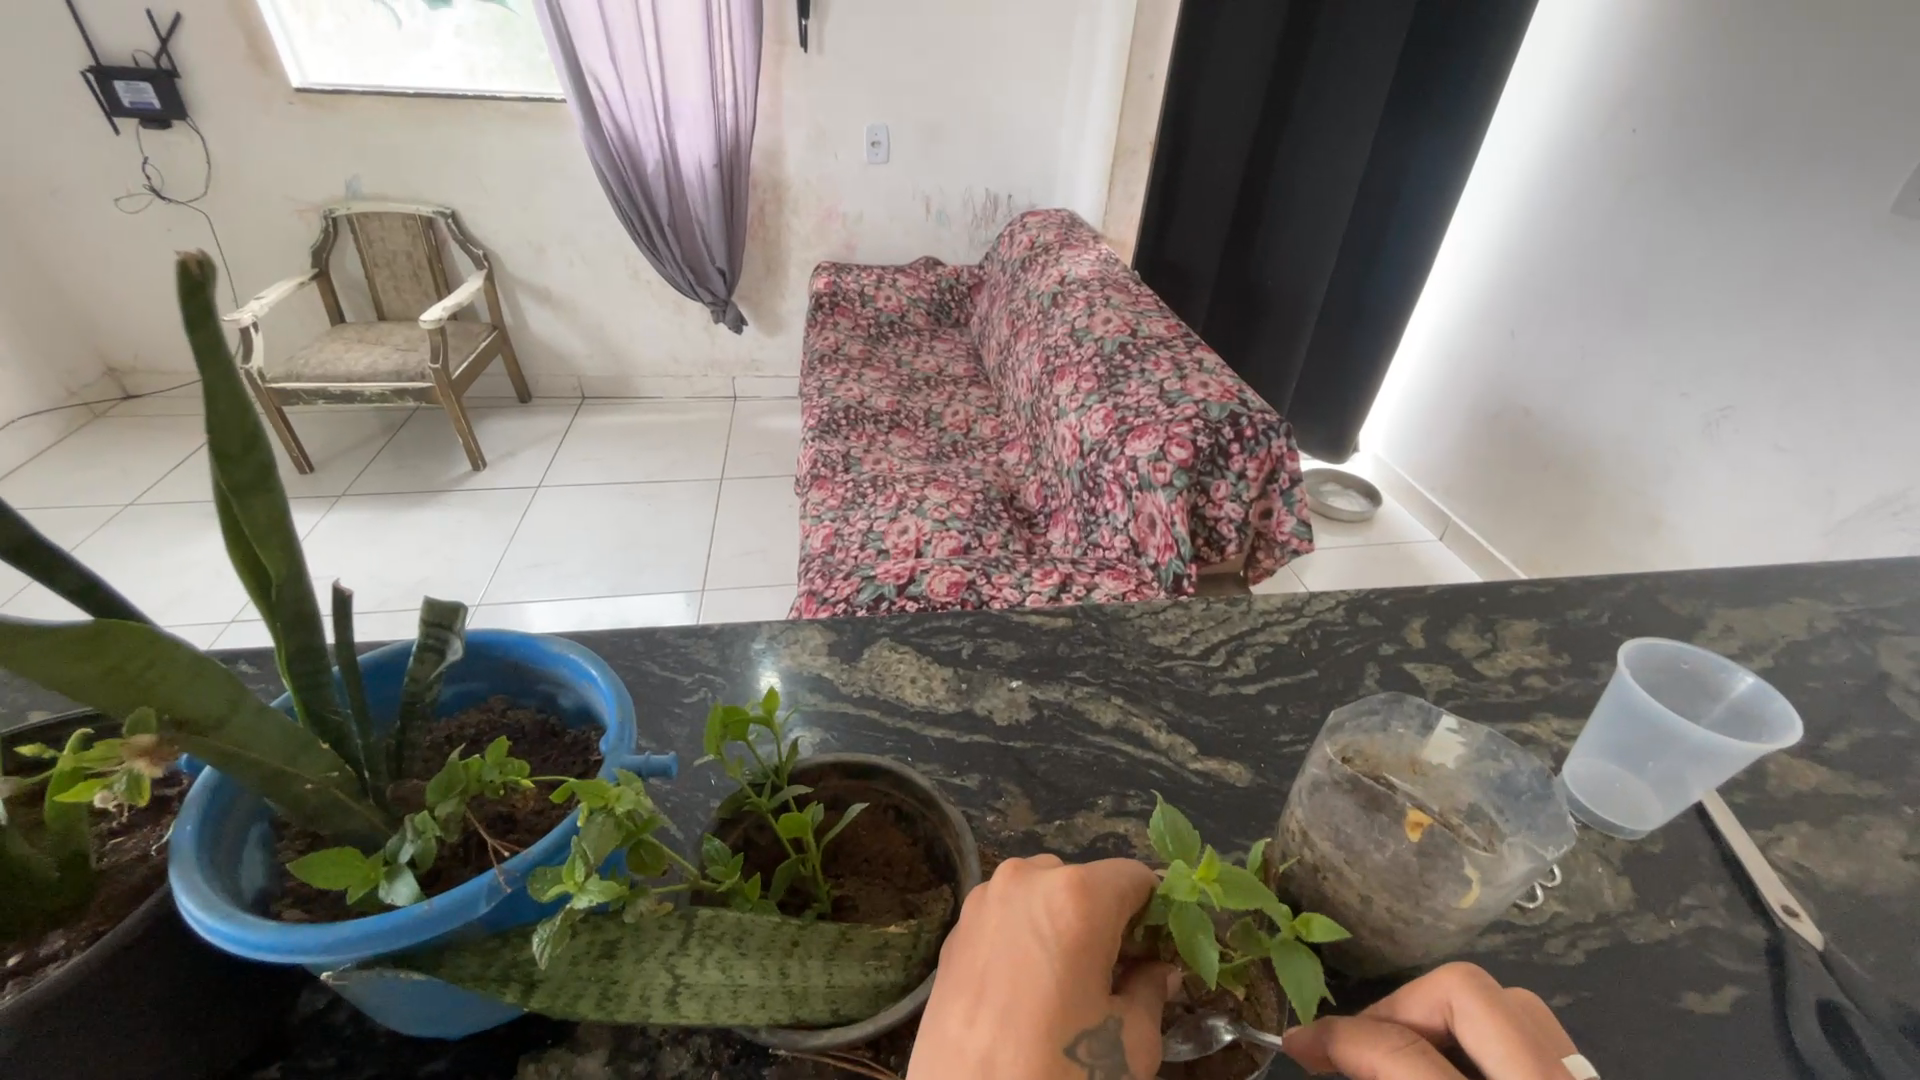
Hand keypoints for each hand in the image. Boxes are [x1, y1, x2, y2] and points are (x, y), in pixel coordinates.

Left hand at [907, 855, 1178, 1079]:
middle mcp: (1025, 879)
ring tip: (1069, 984)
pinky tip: (1029, 987)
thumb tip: (1159, 969)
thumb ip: (1151, 990)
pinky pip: (1008, 914)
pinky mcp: (957, 926)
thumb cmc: (1057, 1074)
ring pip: (1044, 892)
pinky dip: (1028, 935)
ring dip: (1065, 923)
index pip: (1136, 877)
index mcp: (1075, 896)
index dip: (1156, 912)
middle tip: (1119, 975)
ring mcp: (985, 899)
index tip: (1161, 951)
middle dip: (1109, 920)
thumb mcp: (1128, 1043)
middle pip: (1087, 882)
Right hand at [1284, 962, 1584, 1078]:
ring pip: (1517, 1006)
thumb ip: (1385, 1079)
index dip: (1338, 1040)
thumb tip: (1329, 1048)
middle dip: (1400, 1007)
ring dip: (1448, 1019)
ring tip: (1410, 1055)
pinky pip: (1541, 1043)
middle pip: (1467, 991)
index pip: (1403, 1054)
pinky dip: (1489, 1044)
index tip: (1300, 1044)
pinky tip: (1460, 1073)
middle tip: (1361, 1043)